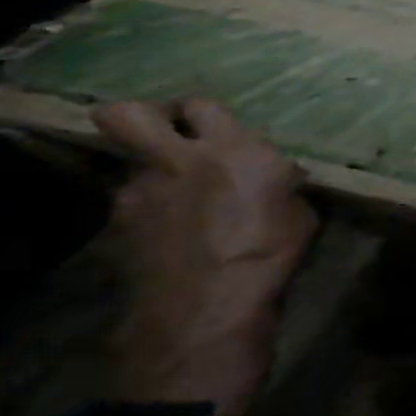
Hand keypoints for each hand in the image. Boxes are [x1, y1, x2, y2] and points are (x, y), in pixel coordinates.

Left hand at [92, 99, 317, 415]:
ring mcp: (135, 194)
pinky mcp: (115, 228)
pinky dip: (150, 212)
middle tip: (167, 136)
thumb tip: (273, 179)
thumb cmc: (270, 253)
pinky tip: (174, 235)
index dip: (202, 114)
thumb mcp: (300, 212)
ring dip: (152, 174)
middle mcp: (175, 160)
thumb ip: (279, 184)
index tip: (214, 129)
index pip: (202, 105)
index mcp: (233, 149)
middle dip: (141, 118)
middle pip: (125, 114)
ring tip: (180, 201)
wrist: (207, 309)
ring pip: (130, 165)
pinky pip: (132, 205)